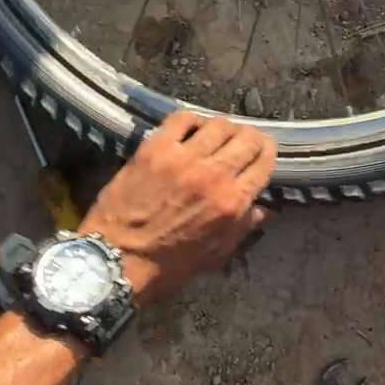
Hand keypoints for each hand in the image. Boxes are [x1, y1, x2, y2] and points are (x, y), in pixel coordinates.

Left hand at [79, 112, 274, 305]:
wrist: (116, 259)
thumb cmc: (168, 265)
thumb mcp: (215, 255)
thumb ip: (243, 227)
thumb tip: (267, 208)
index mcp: (231, 202)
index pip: (264, 162)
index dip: (269, 152)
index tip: (265, 151)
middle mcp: (213, 174)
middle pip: (247, 138)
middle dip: (252, 137)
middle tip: (245, 141)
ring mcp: (183, 157)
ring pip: (218, 124)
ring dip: (224, 128)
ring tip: (218, 134)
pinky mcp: (155, 147)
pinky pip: (182, 119)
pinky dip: (192, 120)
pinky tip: (191, 129)